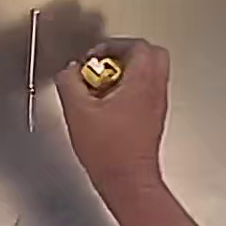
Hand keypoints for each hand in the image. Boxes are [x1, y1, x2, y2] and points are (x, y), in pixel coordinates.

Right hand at [54, 38, 169, 185]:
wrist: (126, 180)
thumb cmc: (108, 150)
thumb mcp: (76, 109)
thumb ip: (69, 82)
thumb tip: (69, 70)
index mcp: (141, 84)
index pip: (139, 46)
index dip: (113, 44)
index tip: (93, 57)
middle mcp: (155, 92)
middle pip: (151, 55)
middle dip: (123, 54)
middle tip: (101, 64)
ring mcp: (156, 105)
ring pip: (149, 72)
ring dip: (124, 71)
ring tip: (99, 85)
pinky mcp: (152, 117)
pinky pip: (144, 90)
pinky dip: (126, 88)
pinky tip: (104, 104)